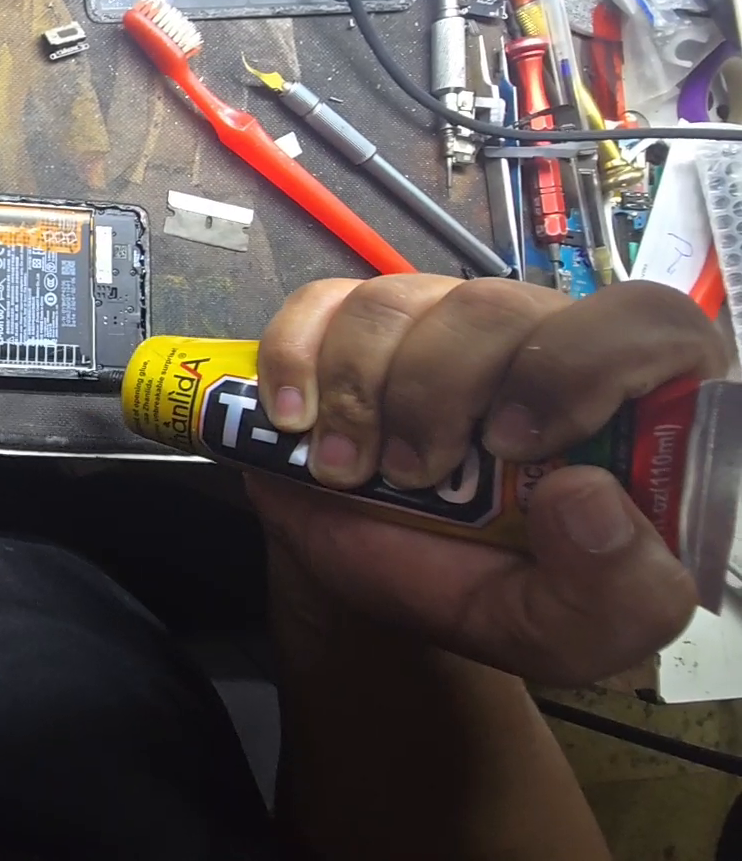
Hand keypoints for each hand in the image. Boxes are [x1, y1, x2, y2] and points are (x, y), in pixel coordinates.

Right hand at [252, 276, 729, 683]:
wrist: (350, 564)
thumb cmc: (462, 583)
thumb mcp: (562, 628)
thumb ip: (617, 590)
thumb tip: (588, 493)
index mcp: (614, 402)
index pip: (642, 324)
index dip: (576, 366)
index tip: (508, 442)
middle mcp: (523, 339)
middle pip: (491, 306)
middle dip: (432, 395)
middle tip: (407, 475)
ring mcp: (422, 320)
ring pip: (392, 302)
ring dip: (354, 391)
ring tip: (341, 468)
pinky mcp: (335, 322)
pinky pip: (313, 304)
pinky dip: (291, 358)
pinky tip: (289, 418)